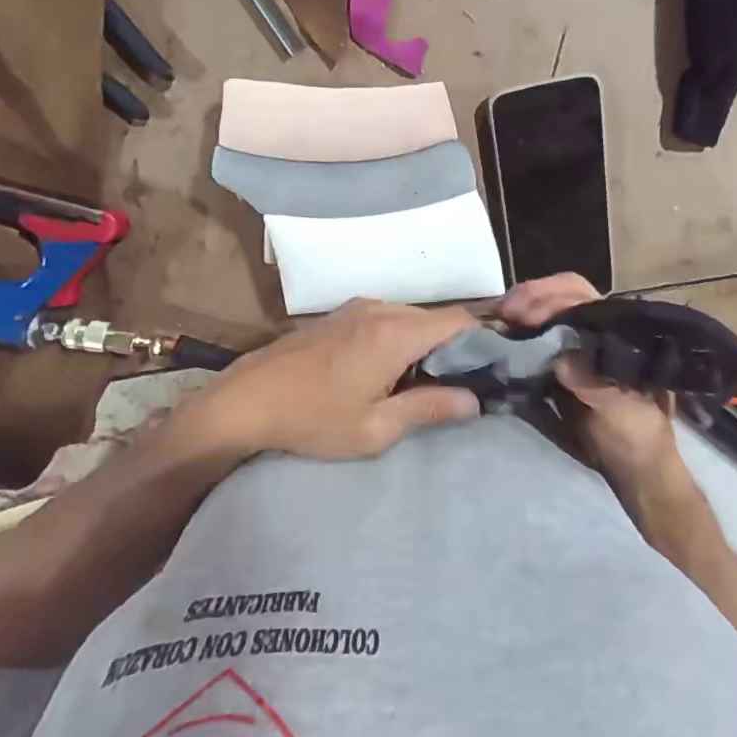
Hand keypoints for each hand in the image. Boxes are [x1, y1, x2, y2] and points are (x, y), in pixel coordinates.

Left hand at [165, 300, 481, 462]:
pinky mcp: (336, 316)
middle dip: (455, 347)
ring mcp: (354, 308)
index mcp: (395, 332)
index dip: (483, 343)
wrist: (245, 402)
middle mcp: (379, 308)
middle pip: (436, 318)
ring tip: (425, 383)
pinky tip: (389, 372)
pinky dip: (399, 340)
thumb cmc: (311, 419)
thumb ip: (429, 408)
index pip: (460, 321)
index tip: (491, 371)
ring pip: (410, 318)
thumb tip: (473, 400)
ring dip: (425, 344)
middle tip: (461, 385)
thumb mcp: (375, 428)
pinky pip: (384, 320)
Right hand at [498, 274, 679, 480]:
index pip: (582, 300)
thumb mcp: (624, 416)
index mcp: (623, 333)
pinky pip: (540, 330)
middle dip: (531, 297)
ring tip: (499, 320)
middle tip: (503, 313)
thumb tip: (564, 361)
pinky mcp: (563, 358)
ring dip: (523, 307)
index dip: (550, 301)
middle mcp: (602, 328)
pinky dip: (519, 325)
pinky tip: (503, 334)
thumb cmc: (637, 439)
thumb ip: (600, 388)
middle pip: (564, 292)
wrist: (633, 467)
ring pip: (551, 305)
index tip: (521, 316)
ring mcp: (581, 341)